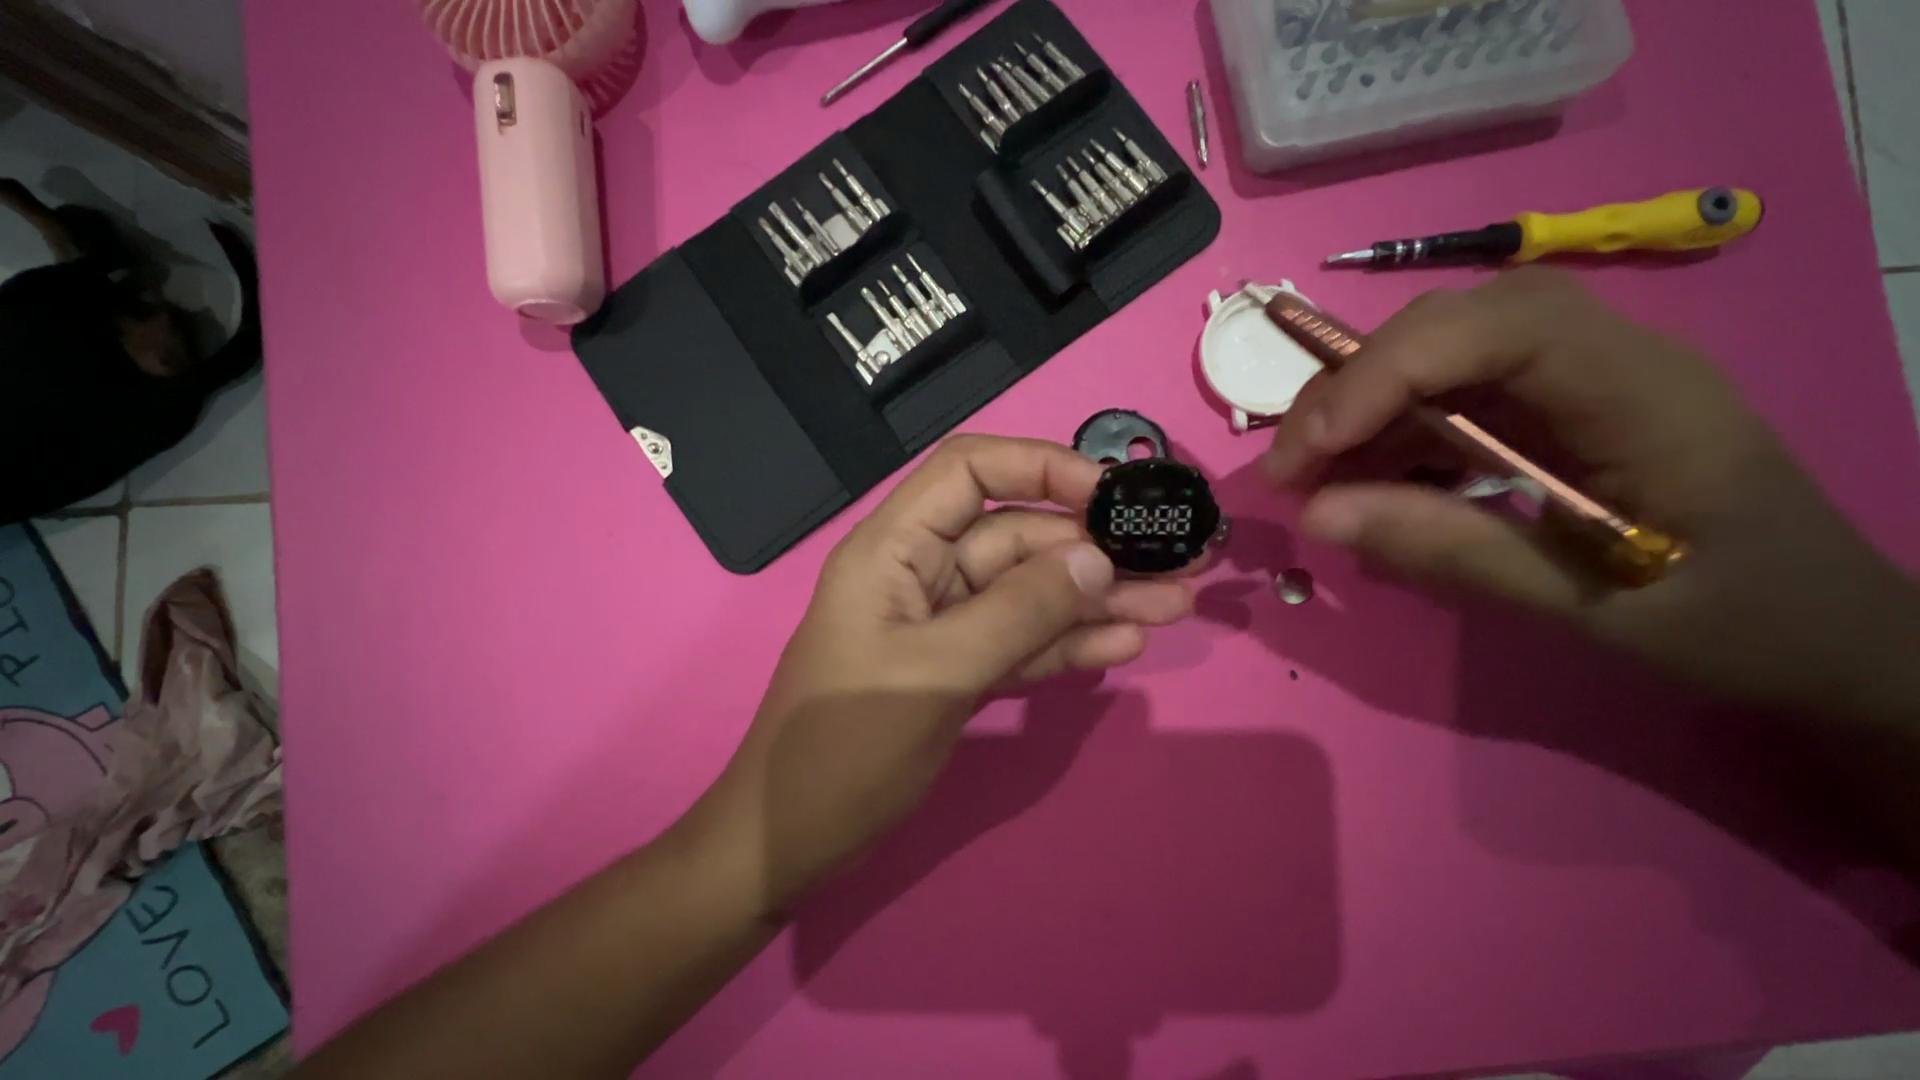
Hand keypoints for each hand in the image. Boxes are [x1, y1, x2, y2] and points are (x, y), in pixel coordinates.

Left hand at [711, 435, 1194, 910]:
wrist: (794, 837)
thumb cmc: (847, 745)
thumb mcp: (936, 673)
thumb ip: (1019, 612)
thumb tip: (1096, 560)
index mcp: (894, 548)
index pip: (970, 472)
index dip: (1040, 468)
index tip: (1109, 494)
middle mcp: (921, 572)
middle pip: (1016, 536)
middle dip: (1092, 546)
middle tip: (1176, 560)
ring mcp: (943, 624)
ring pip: (1029, 592)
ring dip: (1096, 597)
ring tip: (1175, 604)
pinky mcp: (958, 669)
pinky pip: (1022, 642)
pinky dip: (1069, 642)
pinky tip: (1124, 644)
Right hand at [1262, 268, 1919, 720]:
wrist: (1832, 635)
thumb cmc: (1739, 625)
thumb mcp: (1593, 606)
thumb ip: (1453, 552)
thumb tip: (1316, 517)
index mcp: (1645, 394)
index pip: (1499, 330)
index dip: (1388, 372)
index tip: (1312, 452)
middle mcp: (1609, 360)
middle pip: (1456, 325)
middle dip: (1356, 385)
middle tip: (1289, 467)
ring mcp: (1579, 380)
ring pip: (1443, 354)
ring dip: (1362, 409)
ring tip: (1308, 480)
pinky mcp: (1553, 410)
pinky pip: (1453, 397)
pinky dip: (1391, 434)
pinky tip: (1363, 483)